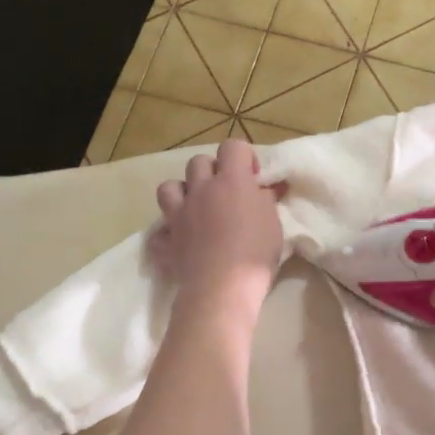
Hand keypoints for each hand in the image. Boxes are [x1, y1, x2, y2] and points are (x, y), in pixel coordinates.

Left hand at [151, 140, 284, 308]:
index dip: (243, 156)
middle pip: (198, 162)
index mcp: (231, 181)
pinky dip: (168, 233)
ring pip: (169, 187)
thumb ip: (266, 201)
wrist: (222, 288)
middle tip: (226, 192)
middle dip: (212, 170)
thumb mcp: (274, 224)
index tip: (253, 176)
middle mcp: (201, 190)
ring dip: (182, 192)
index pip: (232, 147)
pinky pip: (160, 230)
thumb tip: (268, 188)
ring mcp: (179, 214)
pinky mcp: (166, 239)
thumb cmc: (256, 253)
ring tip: (196, 208)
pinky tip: (179, 241)